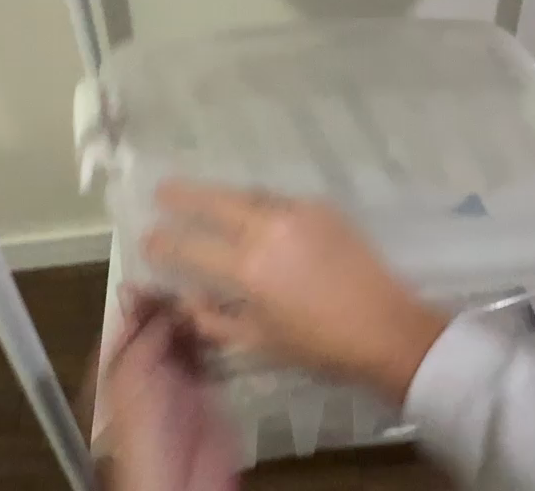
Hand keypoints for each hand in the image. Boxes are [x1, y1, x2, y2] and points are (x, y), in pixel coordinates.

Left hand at [102, 291, 238, 490]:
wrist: (184, 487)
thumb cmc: (145, 450)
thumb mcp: (132, 383)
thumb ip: (140, 339)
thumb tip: (146, 300)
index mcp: (118, 370)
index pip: (127, 322)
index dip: (140, 296)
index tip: (155, 266)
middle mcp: (145, 372)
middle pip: (158, 325)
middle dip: (171, 301)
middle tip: (187, 274)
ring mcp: (175, 380)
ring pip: (184, 334)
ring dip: (193, 314)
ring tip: (204, 290)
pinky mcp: (204, 388)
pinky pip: (208, 352)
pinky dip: (213, 333)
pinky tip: (219, 317)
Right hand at [143, 180, 450, 403]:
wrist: (387, 328)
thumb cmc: (319, 345)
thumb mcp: (259, 341)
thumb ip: (215, 319)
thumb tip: (185, 298)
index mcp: (248, 267)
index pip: (191, 246)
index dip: (164, 241)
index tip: (147, 236)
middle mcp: (268, 228)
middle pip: (215, 201)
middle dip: (184, 194)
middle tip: (163, 189)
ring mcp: (296, 211)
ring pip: (248, 194)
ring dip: (223, 196)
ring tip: (205, 200)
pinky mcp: (320, 207)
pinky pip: (278, 200)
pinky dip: (258, 204)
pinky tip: (254, 214)